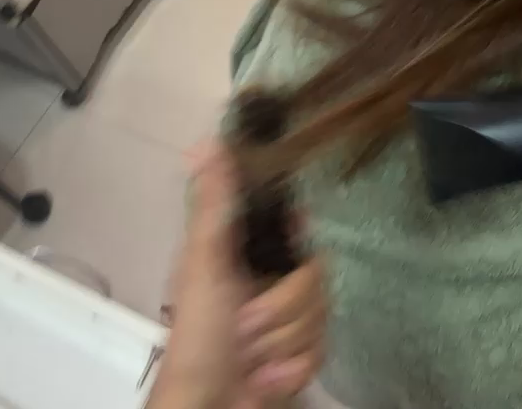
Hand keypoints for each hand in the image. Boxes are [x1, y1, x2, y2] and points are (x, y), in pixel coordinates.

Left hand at [150, 143, 325, 408]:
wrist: (207, 407)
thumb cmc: (199, 331)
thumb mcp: (204, 262)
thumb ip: (214, 204)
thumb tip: (206, 141)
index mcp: (248, 246)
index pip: (296, 219)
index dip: (297, 233)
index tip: (289, 244)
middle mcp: (271, 274)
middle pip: (316, 269)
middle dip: (282, 307)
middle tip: (247, 323)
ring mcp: (287, 314)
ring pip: (321, 310)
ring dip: (283, 342)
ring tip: (251, 358)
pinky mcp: (300, 350)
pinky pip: (322, 346)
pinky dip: (291, 369)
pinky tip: (266, 378)